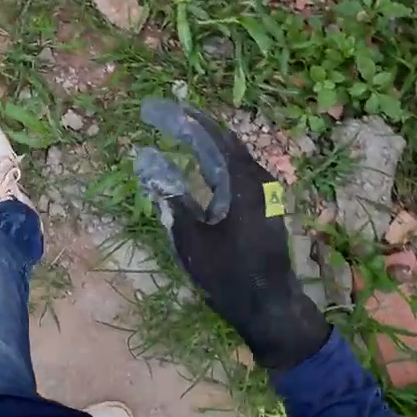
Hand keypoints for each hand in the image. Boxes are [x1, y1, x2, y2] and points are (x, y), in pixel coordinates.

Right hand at [133, 99, 328, 370]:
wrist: (269, 307)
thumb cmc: (228, 274)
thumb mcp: (191, 237)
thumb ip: (170, 196)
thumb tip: (147, 161)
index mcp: (243, 181)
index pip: (213, 136)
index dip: (184, 119)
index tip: (157, 109)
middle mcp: (258, 178)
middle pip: (223, 140)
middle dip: (192, 124)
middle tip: (162, 114)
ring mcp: (264, 191)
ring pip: (230, 154)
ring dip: (202, 141)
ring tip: (174, 129)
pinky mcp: (262, 203)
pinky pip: (234, 170)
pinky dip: (212, 159)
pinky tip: (194, 161)